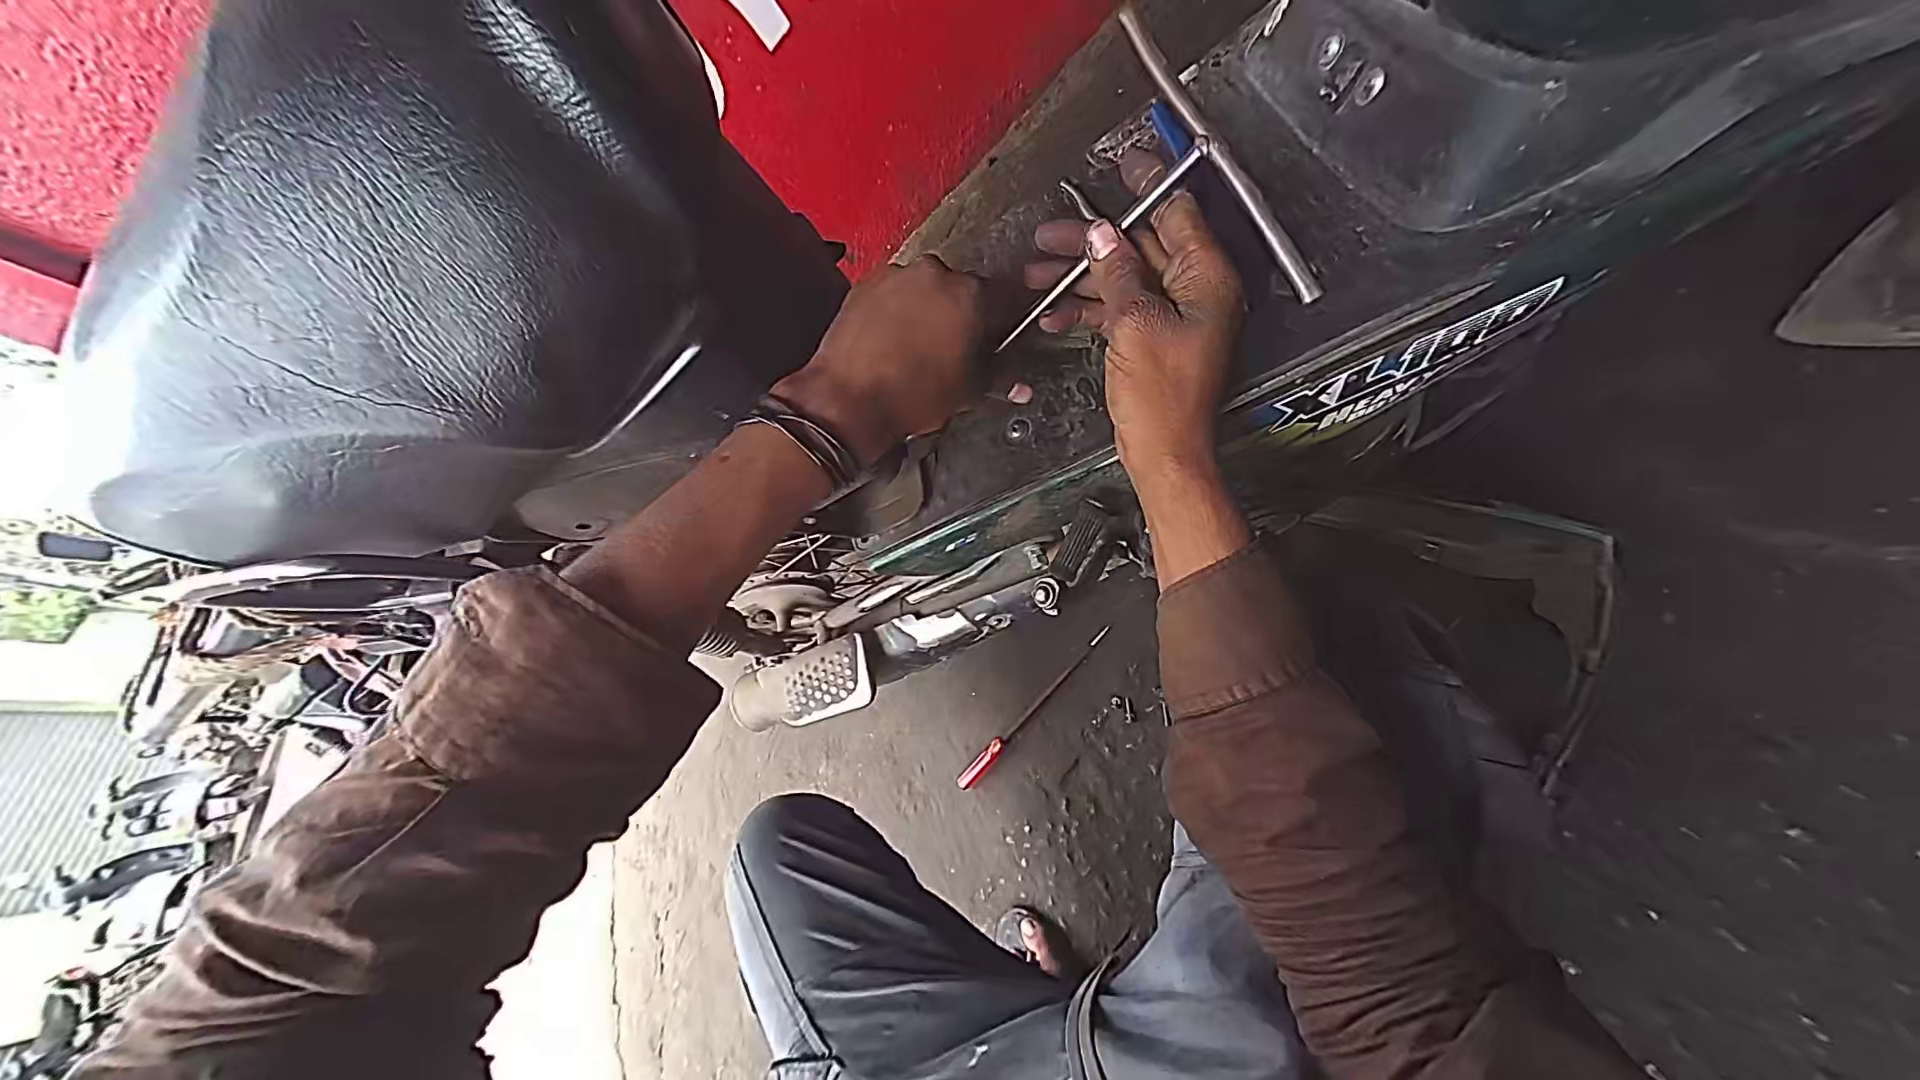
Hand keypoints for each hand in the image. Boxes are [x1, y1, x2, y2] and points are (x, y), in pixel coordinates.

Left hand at [772, 255, 988, 466]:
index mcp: (970, 294)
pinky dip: (896, 313)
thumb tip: (1015, 382)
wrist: (850, 398)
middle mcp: (934, 275)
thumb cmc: (908, 394)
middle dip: (959, 317)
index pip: (1001, 300)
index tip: (994, 337)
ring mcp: (897, 276)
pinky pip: (892, 295)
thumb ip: (998, 377)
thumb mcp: (968, 391)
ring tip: (918, 350)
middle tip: (953, 350)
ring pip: (924, 291)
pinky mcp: (866, 284)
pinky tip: (893, 343)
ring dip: (926, 312)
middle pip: (959, 291)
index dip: (999, 324)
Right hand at [1025, 149, 1244, 486]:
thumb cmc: (1164, 400)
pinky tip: (1058, 311)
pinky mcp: (1151, 341)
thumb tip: (1102, 237)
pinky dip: (1089, 309)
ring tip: (1040, 274)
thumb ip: (1118, 274)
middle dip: (1093, 242)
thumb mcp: (1134, 325)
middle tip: (1053, 236)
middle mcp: (1194, 293)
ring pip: (1123, 281)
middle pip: (1141, 248)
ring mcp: (1172, 318)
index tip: (1125, 164)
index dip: (1148, 185)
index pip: (1178, 212)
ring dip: (1082, 278)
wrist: (1162, 451)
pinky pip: (1118, 312)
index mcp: (1206, 279)